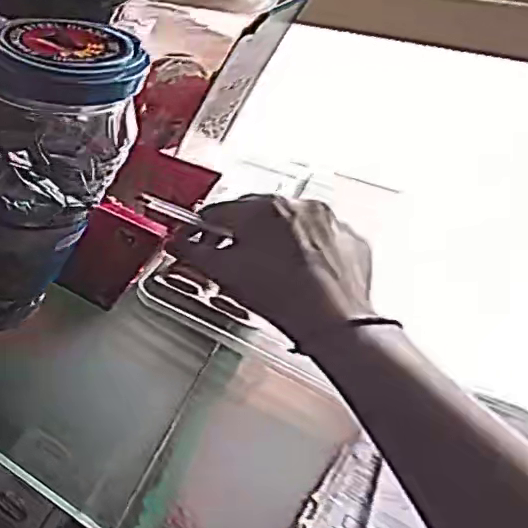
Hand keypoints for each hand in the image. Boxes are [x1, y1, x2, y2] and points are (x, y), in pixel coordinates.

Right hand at [167, 195, 375, 344]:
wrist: (334, 321)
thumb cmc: (282, 295)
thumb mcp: (220, 271)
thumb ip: (191, 251)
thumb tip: (179, 244)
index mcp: (261, 207)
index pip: (214, 212)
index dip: (198, 231)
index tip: (195, 243)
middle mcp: (297, 206)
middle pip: (250, 213)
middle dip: (235, 234)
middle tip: (227, 258)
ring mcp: (328, 221)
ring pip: (284, 223)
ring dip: (269, 239)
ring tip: (262, 268)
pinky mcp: (348, 240)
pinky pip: (316, 237)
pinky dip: (301, 250)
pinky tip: (292, 271)